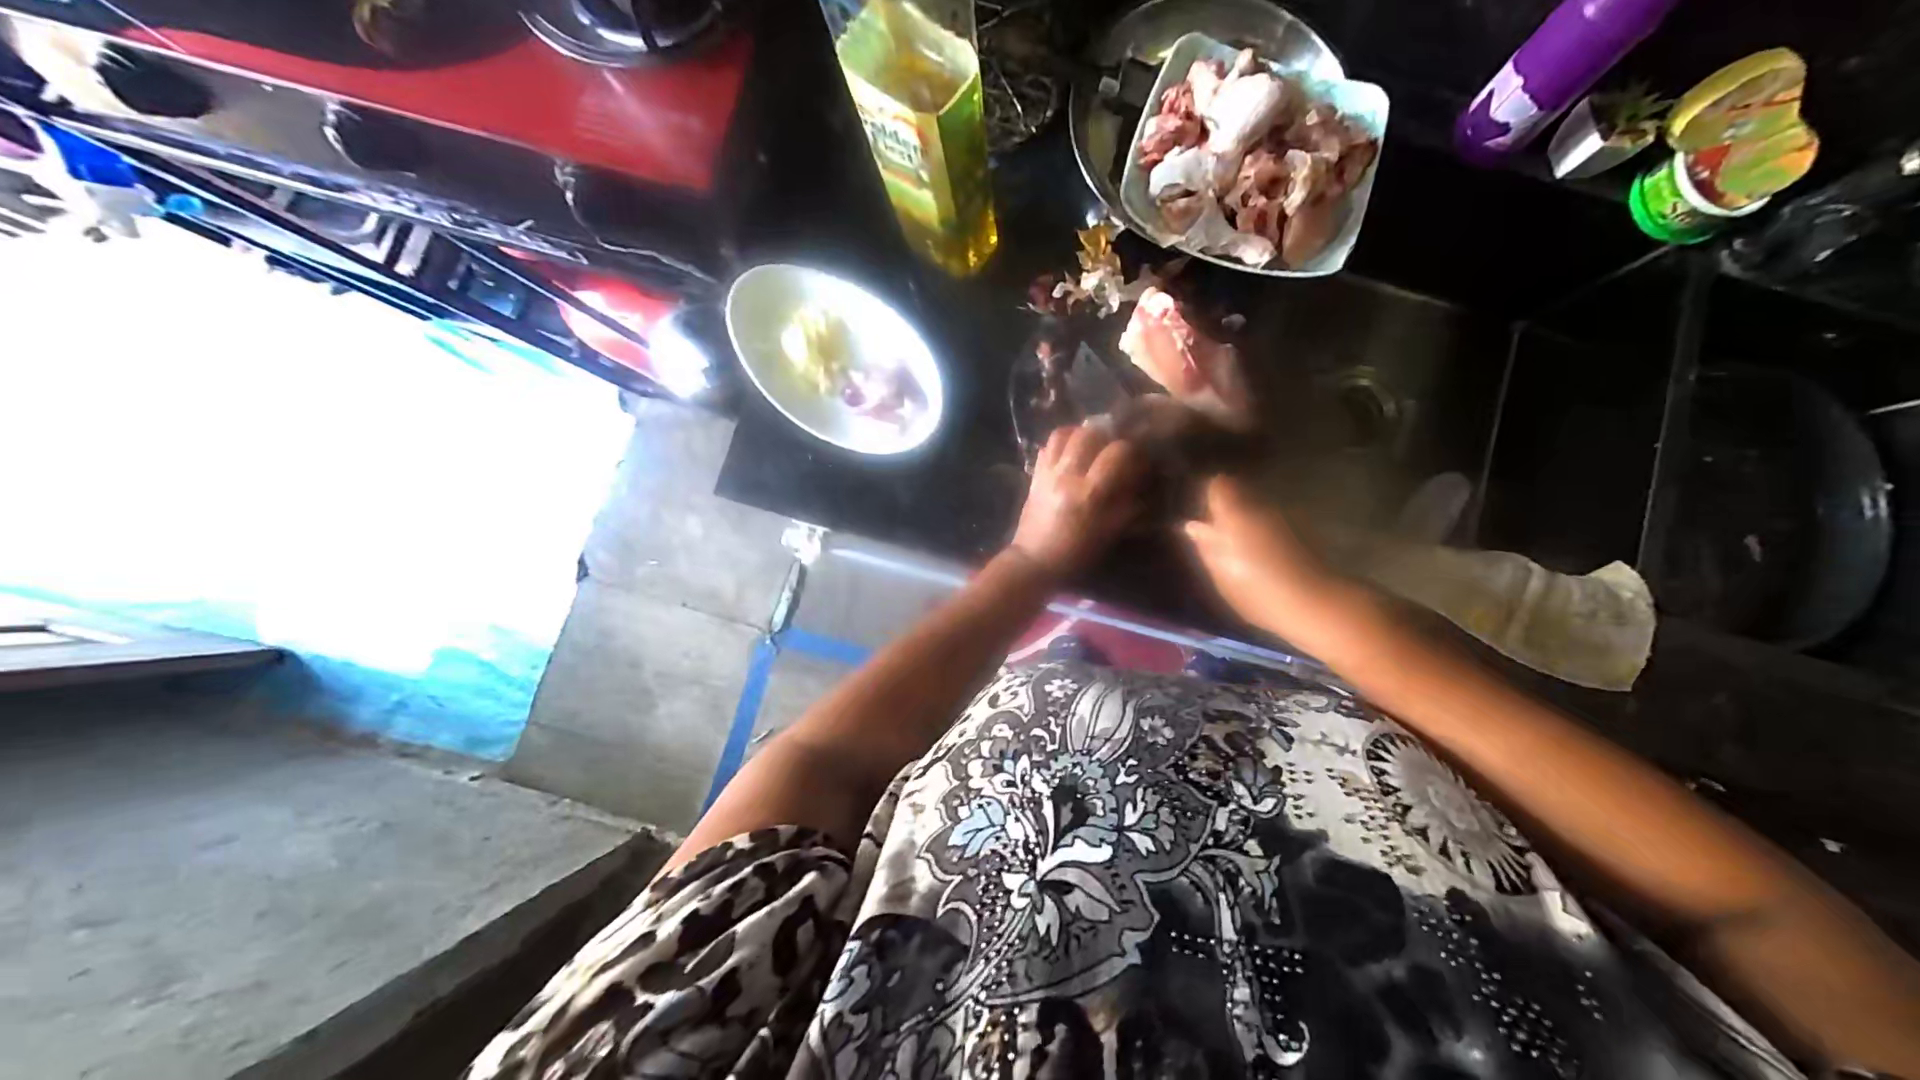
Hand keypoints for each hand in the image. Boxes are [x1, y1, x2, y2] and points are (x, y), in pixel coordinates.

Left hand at [1010, 423, 1143, 578]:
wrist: (1034, 561)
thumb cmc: (1075, 552)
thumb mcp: (1108, 533)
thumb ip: (1127, 506)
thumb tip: (1141, 486)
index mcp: (1089, 492)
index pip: (1116, 453)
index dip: (1131, 452)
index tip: (1136, 461)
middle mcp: (1066, 476)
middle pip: (1087, 434)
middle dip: (1105, 437)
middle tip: (1111, 449)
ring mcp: (1047, 473)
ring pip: (1062, 434)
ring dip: (1080, 435)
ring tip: (1090, 446)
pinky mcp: (1034, 476)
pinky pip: (1046, 448)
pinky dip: (1060, 444)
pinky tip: (1069, 455)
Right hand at [1182, 476, 1333, 630]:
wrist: (1314, 604)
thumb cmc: (1257, 590)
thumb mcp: (1221, 574)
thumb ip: (1207, 546)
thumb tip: (1194, 526)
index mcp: (1235, 513)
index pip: (1219, 485)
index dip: (1211, 496)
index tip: (1205, 515)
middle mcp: (1262, 507)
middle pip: (1241, 494)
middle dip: (1230, 510)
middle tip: (1221, 538)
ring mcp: (1286, 517)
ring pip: (1260, 510)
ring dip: (1250, 523)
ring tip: (1243, 552)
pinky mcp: (1305, 532)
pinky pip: (1276, 525)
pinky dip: (1268, 535)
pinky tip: (1266, 560)